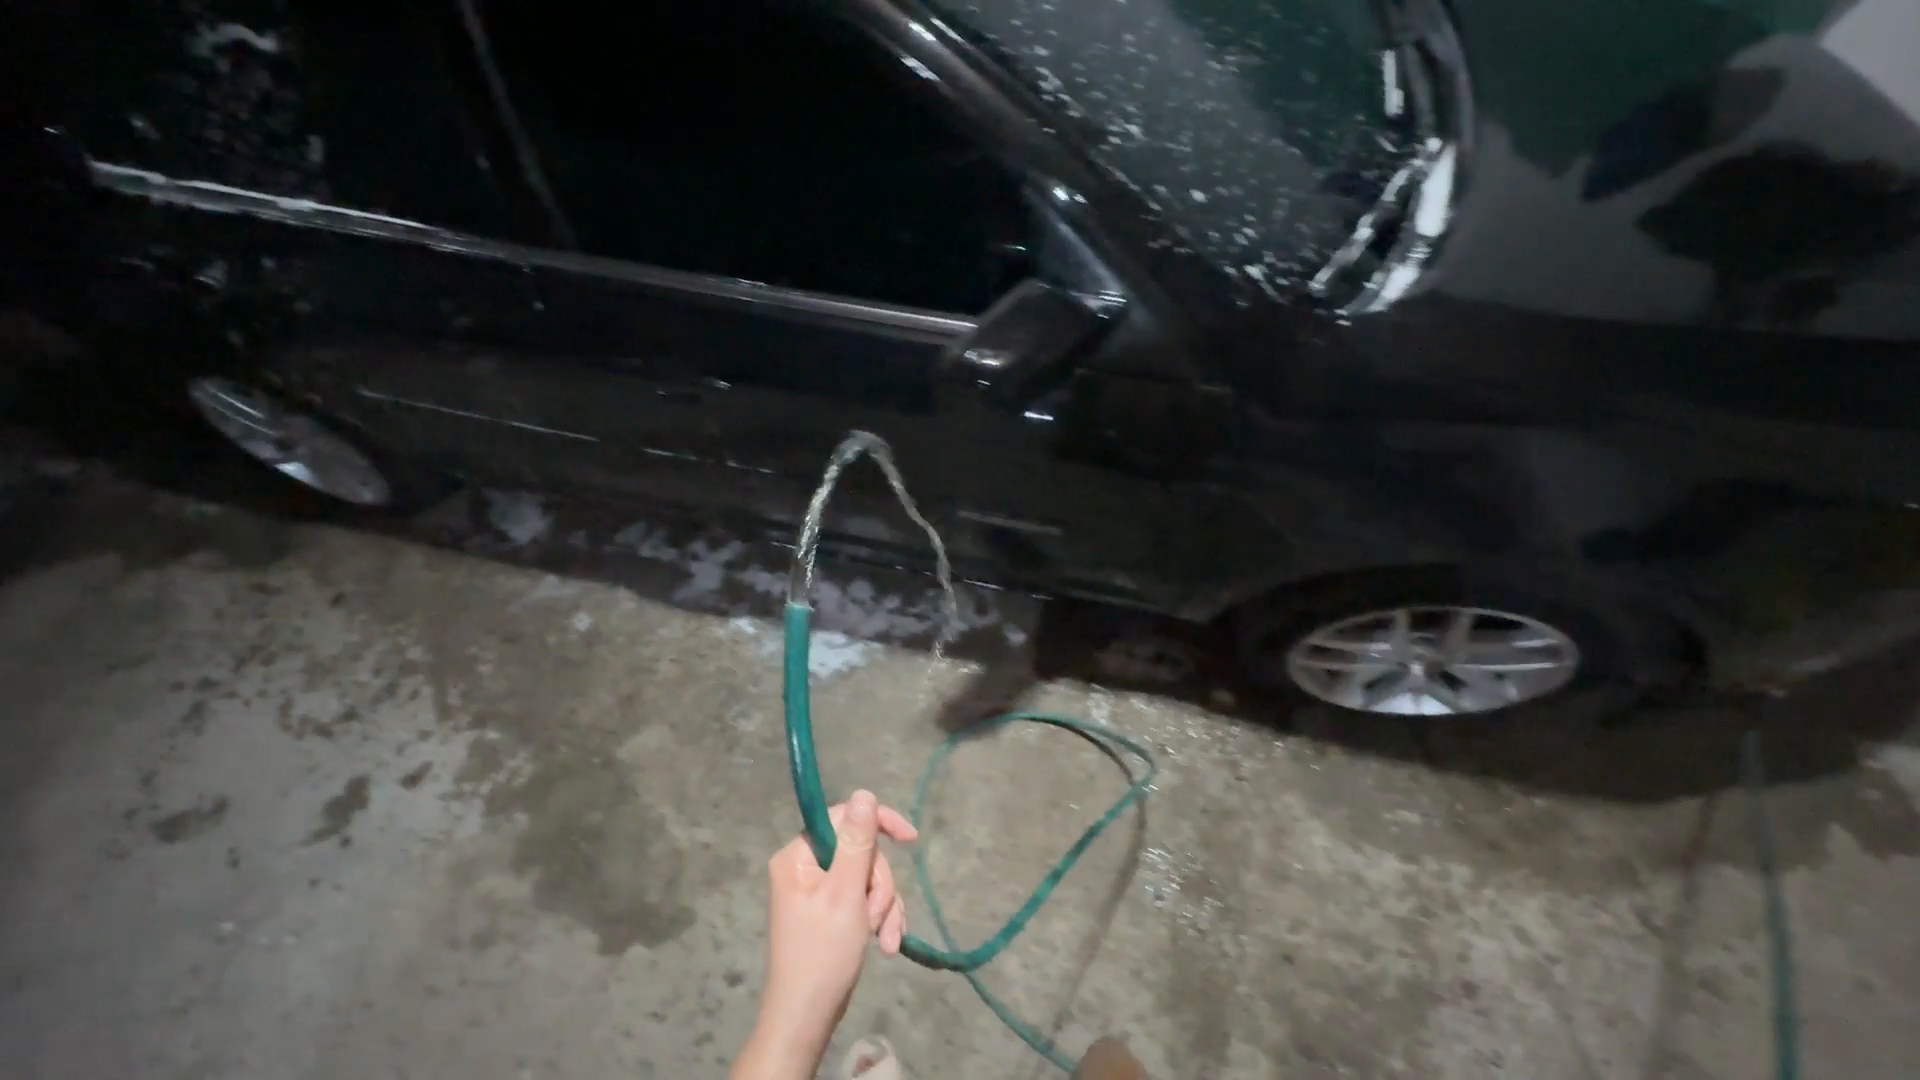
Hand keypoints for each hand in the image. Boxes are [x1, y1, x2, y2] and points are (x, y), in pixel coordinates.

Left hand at [734, 791, 917, 1079]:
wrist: (807, 1017)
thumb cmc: (822, 953)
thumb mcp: (845, 893)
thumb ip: (856, 842)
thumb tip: (864, 793)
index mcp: (799, 855)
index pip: (844, 818)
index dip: (879, 824)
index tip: (911, 838)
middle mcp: (805, 867)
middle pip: (861, 852)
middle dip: (879, 885)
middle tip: (878, 915)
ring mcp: (818, 891)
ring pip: (868, 878)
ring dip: (884, 906)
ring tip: (884, 939)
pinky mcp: (831, 912)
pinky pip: (864, 900)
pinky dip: (879, 918)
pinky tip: (887, 945)